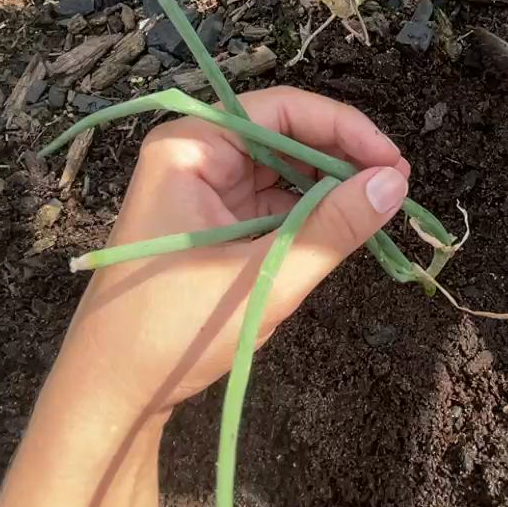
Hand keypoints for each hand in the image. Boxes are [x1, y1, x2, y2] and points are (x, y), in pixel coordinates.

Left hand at [62, 87, 410, 416]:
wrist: (112, 395)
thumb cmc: (174, 330)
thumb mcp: (265, 276)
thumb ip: (332, 227)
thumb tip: (395, 183)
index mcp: (191, 148)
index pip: (280, 111)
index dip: (343, 128)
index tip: (391, 161)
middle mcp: (196, 155)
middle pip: (285, 134)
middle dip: (340, 157)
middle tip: (393, 184)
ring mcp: (205, 187)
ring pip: (284, 167)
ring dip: (329, 185)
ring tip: (375, 205)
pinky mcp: (216, 218)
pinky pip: (274, 199)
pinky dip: (309, 211)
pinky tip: (342, 224)